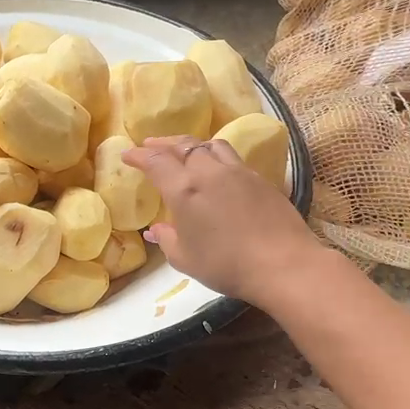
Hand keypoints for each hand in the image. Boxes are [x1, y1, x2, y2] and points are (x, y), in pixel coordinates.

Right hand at [123, 137, 326, 303]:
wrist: (282, 263)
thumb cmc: (224, 265)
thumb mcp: (184, 258)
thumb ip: (167, 239)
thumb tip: (156, 229)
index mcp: (184, 190)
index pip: (156, 162)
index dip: (138, 155)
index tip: (127, 155)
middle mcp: (209, 172)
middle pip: (184, 145)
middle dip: (163, 144)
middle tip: (149, 145)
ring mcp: (238, 172)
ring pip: (210, 146)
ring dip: (192, 145)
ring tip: (184, 153)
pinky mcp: (260, 179)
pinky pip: (231, 158)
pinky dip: (214, 157)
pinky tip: (215, 171)